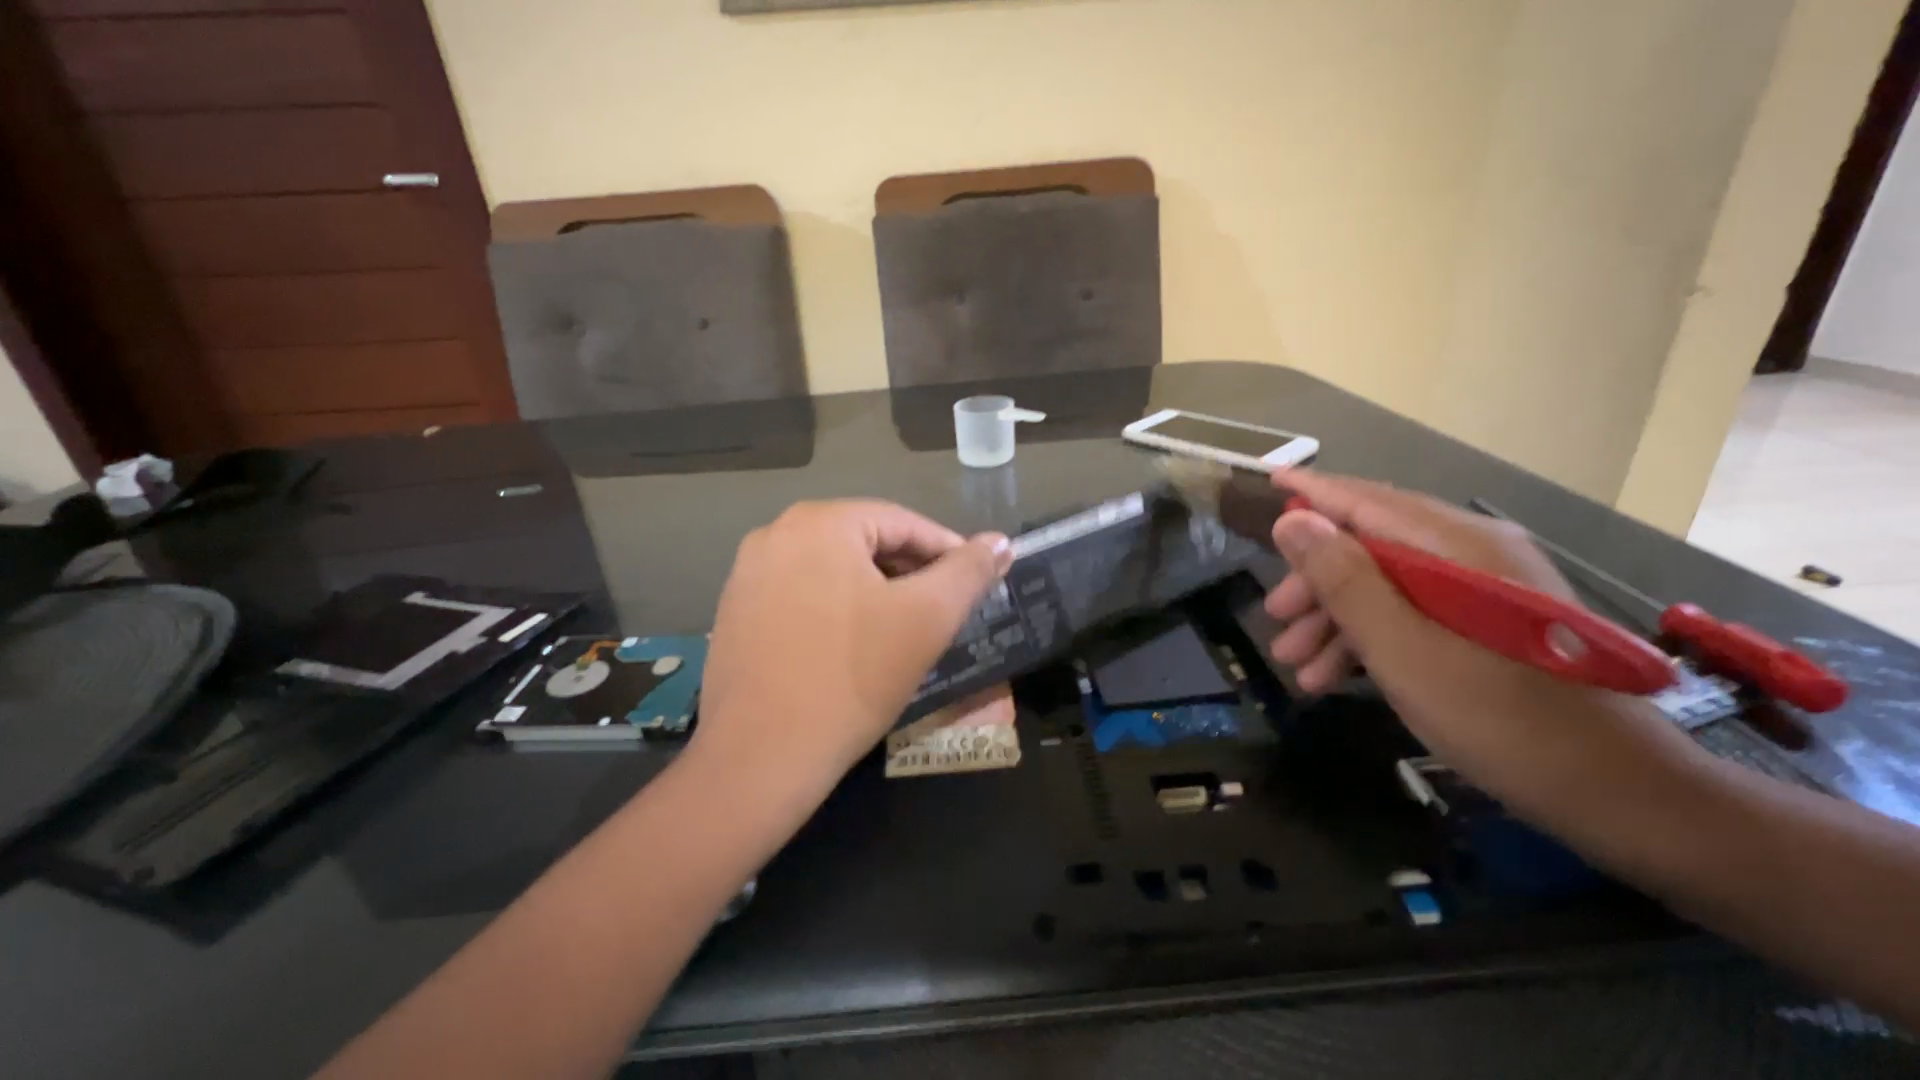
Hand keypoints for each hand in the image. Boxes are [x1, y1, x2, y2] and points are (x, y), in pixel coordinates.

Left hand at [692, 500, 1011, 788]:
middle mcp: (775, 534)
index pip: (903, 523)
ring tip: (906, 631)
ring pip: (832, 571)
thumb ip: (969, 572)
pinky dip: (836, 612)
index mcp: (818, 522)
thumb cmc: (853, 678)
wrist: (762, 755)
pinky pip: (801, 597)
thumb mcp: (927, 619)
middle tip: (946, 612)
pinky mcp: (735, 614)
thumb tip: (1000, 541)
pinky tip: (855, 649)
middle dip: (910, 574)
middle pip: (864, 543)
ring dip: (875, 593)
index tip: (976, 585)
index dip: (948, 552)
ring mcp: (747, 575)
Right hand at [1262, 469, 1702, 817]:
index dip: (1313, 495)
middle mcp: (1477, 552)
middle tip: (1274, 618)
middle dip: (1317, 581)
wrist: (1618, 791)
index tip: (1265, 483)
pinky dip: (1375, 638)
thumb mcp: (1405, 651)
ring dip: (1338, 618)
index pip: (1369, 501)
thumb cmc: (1502, 719)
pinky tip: (1337, 678)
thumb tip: (1294, 519)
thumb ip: (1346, 581)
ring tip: (1295, 664)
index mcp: (1460, 545)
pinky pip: (1418, 613)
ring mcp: (1490, 590)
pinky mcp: (1495, 626)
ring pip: (1392, 585)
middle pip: (1375, 546)